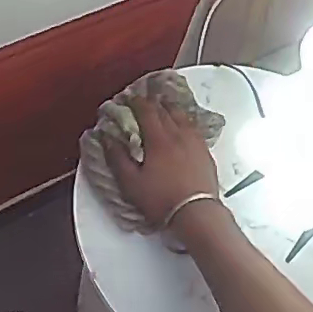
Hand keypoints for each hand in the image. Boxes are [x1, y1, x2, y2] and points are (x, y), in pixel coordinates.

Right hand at [102, 94, 220, 229]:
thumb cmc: (161, 199)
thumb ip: (117, 158)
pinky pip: (194, 129)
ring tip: (165, 107)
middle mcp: (179, 135)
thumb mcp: (131, 182)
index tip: (129, 98)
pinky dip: (185, 122)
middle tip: (145, 101)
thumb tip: (107, 138)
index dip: (136, 102)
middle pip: (166, 110)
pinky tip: (184, 127)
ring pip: (183, 116)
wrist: (196, 212)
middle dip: (153, 102)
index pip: (147, 111)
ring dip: (171, 109)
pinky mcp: (206, 153)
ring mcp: (195, 142)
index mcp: (159, 139)